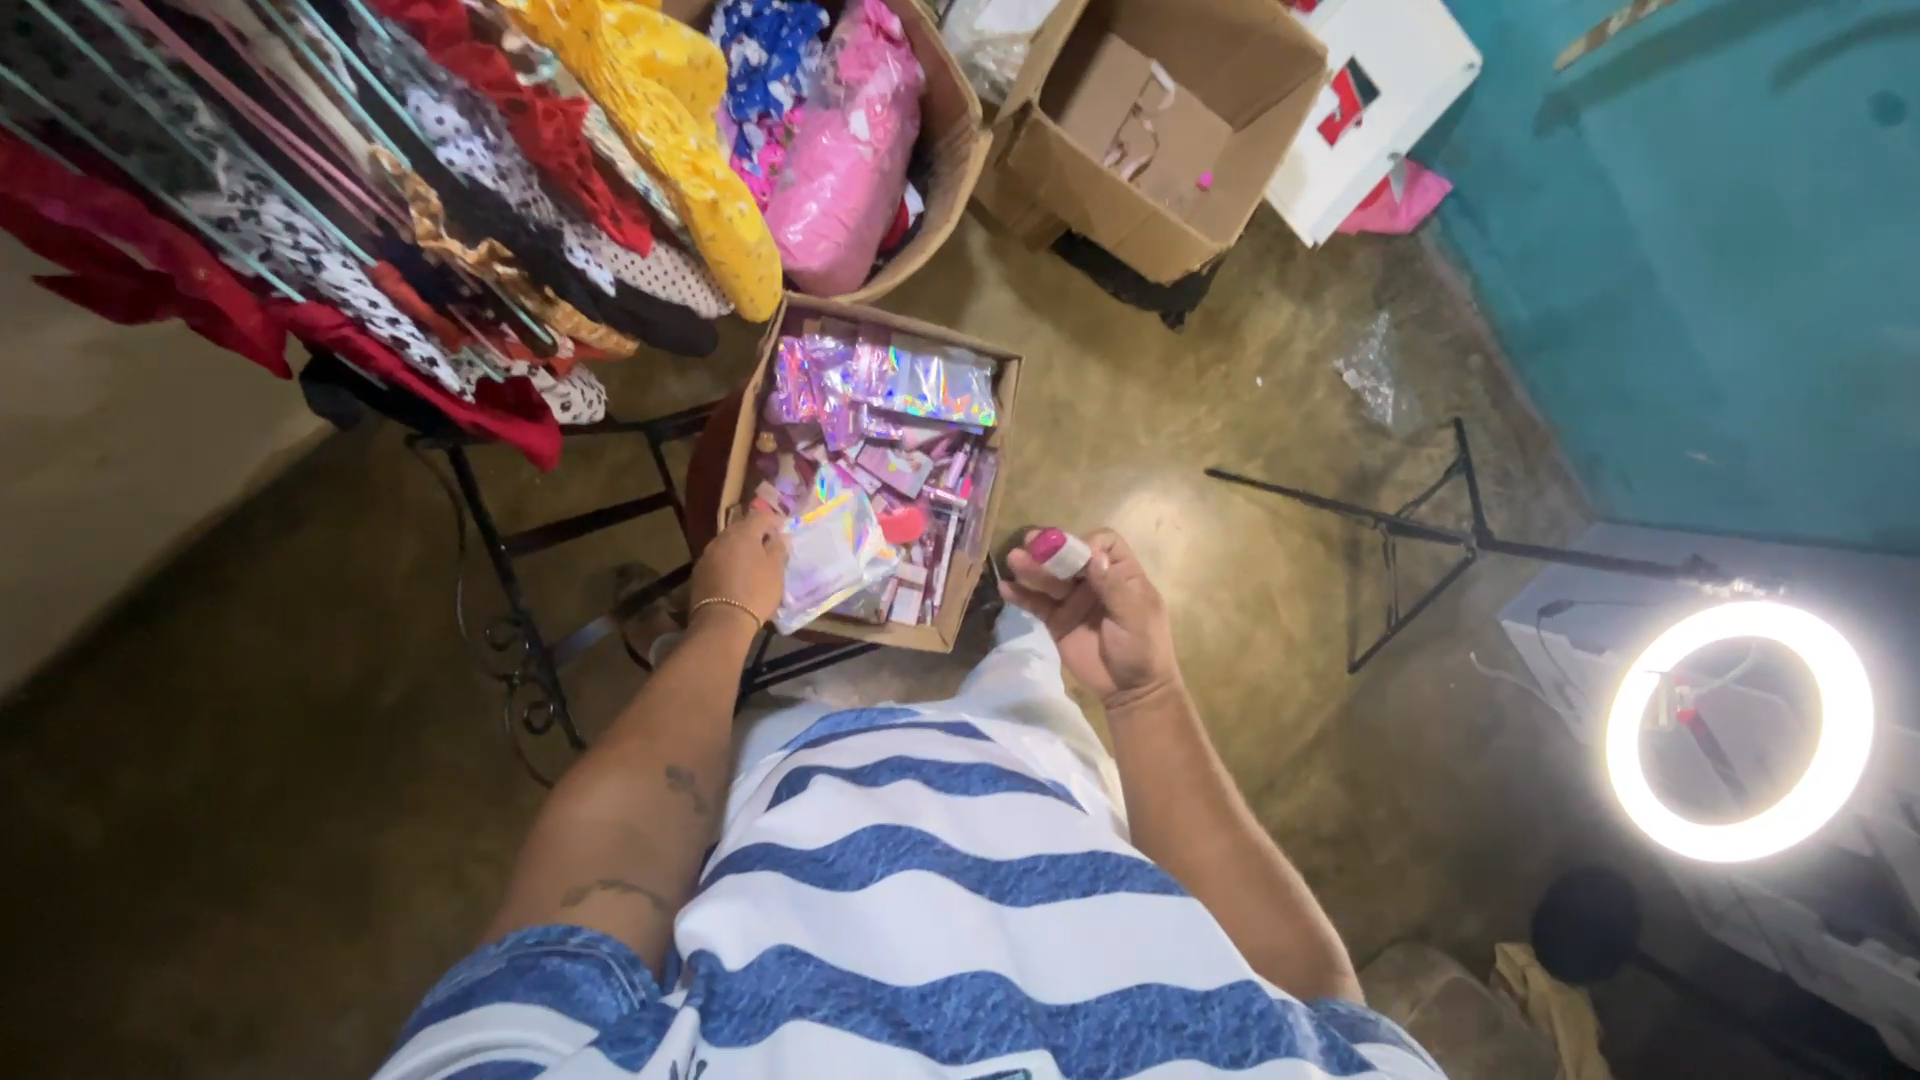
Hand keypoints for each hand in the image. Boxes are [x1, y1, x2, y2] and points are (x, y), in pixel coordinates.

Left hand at [691, 506, 788, 629]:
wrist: (722, 621)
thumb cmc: (756, 591)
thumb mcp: (776, 570)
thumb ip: (778, 548)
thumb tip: (779, 537)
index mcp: (743, 533)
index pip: (761, 516)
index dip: (774, 520)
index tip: (783, 529)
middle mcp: (722, 538)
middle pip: (741, 528)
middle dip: (756, 533)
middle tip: (768, 545)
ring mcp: (707, 555)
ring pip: (728, 544)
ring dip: (740, 548)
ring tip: (752, 562)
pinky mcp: (699, 572)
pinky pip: (718, 559)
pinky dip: (729, 561)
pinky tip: (736, 575)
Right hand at [1000, 529, 1180, 709]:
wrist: (1131, 691)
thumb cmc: (1143, 649)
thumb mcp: (1135, 616)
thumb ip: (1113, 586)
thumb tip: (1094, 556)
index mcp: (1121, 574)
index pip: (1103, 543)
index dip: (1086, 543)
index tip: (1074, 556)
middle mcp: (1095, 581)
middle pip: (1069, 556)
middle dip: (1051, 549)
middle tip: (1029, 543)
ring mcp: (1074, 600)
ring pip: (1050, 577)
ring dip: (1032, 568)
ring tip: (1014, 560)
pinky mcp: (1057, 620)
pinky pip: (1037, 603)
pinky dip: (1022, 595)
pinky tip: (1006, 589)